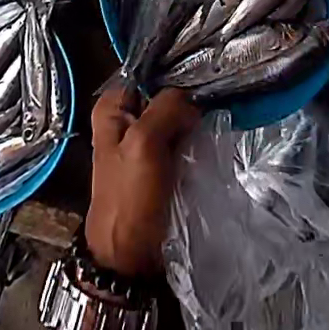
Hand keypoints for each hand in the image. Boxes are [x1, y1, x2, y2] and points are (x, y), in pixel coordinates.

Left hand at [85, 84, 199, 275]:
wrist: (130, 254)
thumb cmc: (130, 196)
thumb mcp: (145, 144)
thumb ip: (166, 110)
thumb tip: (192, 95)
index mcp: (111, 106)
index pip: (147, 74)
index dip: (174, 78)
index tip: (203, 81)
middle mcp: (124, 117)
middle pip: (162, 95)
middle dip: (186, 100)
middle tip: (214, 102)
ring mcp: (141, 140)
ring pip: (173, 118)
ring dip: (193, 121)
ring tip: (217, 119)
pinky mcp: (158, 161)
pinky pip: (179, 140)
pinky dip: (193, 140)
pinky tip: (210, 139)